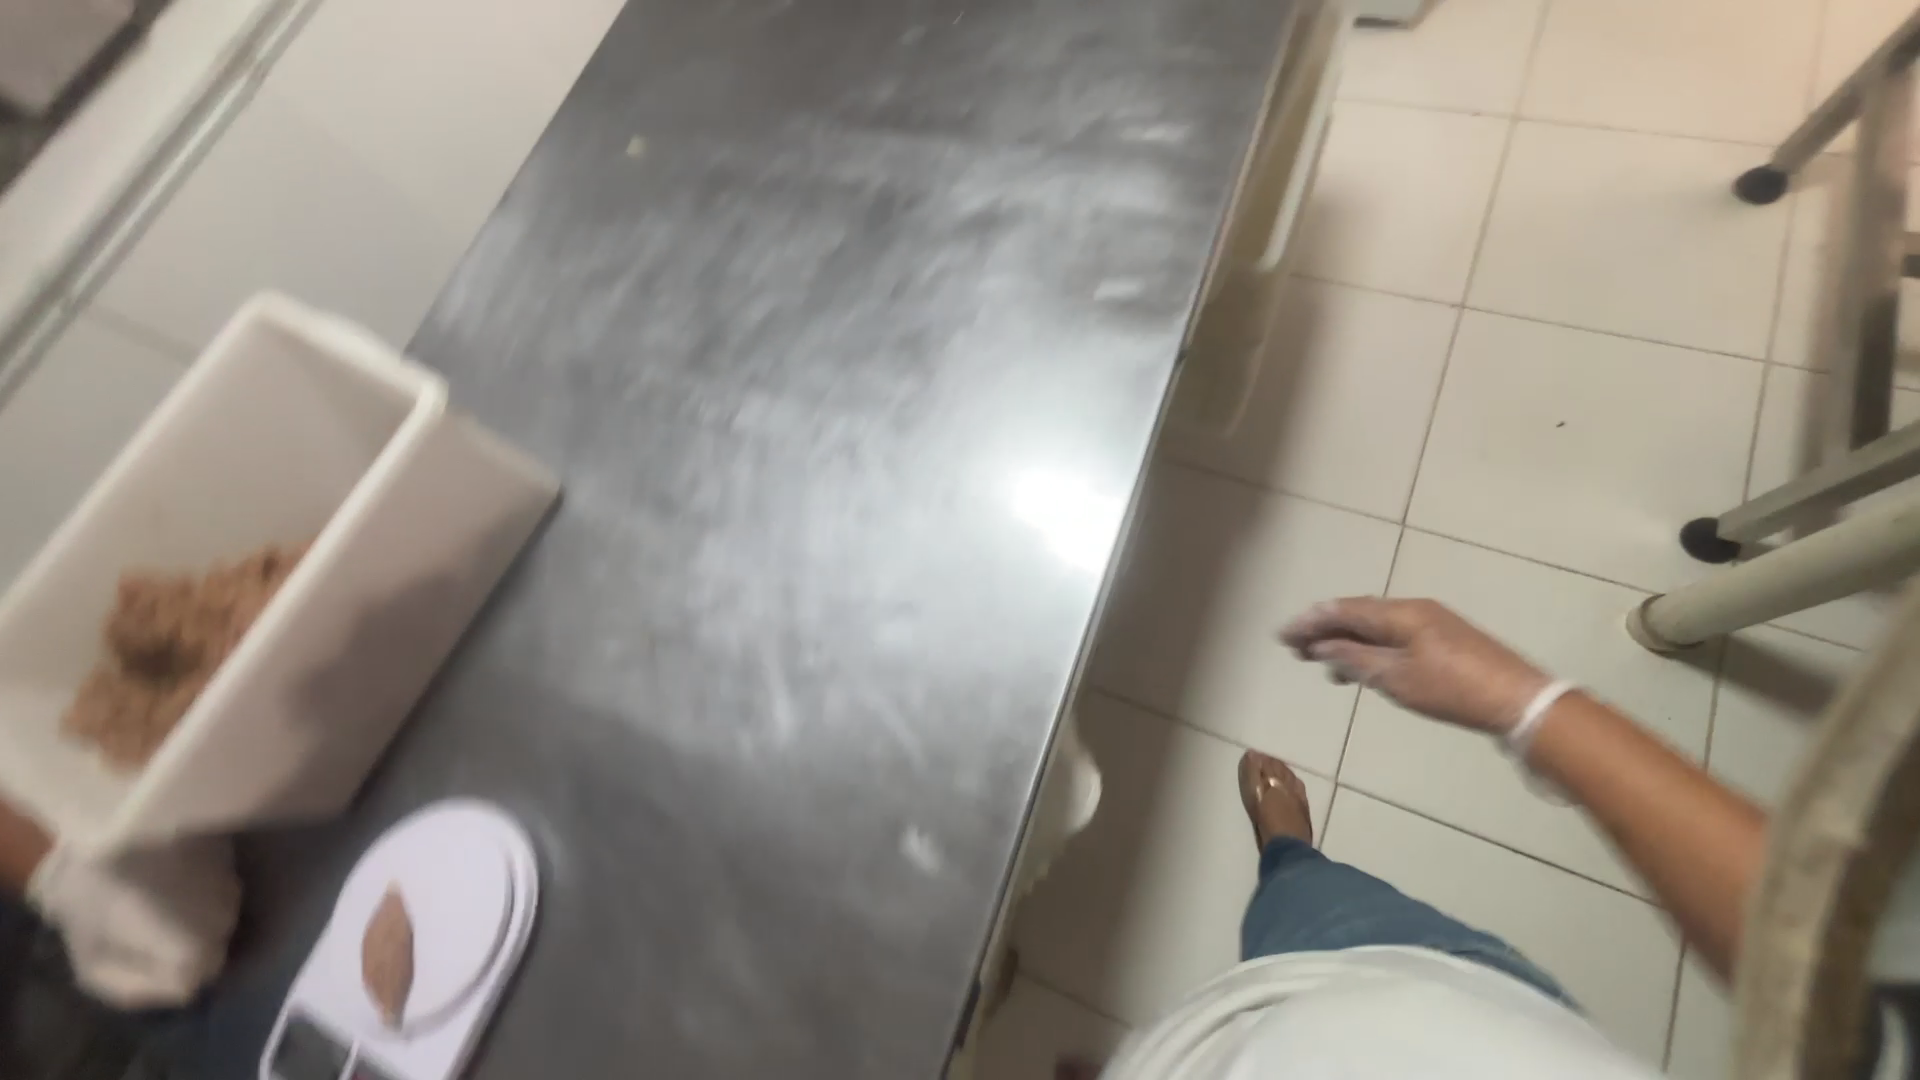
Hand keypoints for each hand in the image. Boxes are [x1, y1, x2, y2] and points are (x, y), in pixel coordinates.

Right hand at [1279, 597, 1548, 734]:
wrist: (1520, 702)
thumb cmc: (1452, 689)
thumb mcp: (1394, 678)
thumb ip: (1353, 659)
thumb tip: (1322, 646)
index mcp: (1398, 613)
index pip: (1341, 610)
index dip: (1308, 622)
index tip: (1282, 637)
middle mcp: (1412, 609)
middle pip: (1356, 613)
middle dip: (1324, 630)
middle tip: (1297, 650)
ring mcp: (1431, 622)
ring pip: (1374, 625)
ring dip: (1346, 641)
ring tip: (1324, 664)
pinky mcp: (1443, 638)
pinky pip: (1392, 634)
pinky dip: (1369, 647)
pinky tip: (1363, 667)